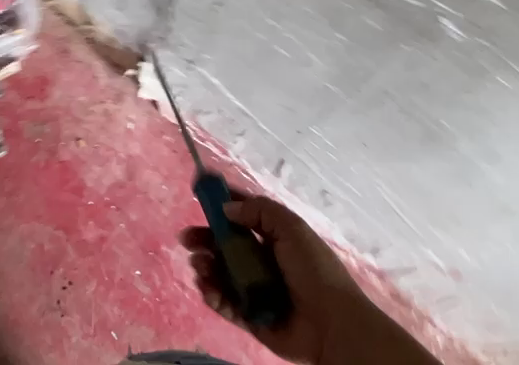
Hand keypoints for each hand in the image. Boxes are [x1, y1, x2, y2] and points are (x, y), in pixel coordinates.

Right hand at [182, 195, 438, 364]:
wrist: (332, 325)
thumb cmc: (313, 270)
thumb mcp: (291, 228)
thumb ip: (258, 211)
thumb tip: (226, 208)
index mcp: (272, 235)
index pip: (242, 213)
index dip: (221, 202)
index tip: (198, 192)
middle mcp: (260, 259)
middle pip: (224, 243)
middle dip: (203, 238)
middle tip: (187, 239)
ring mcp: (253, 287)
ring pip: (219, 272)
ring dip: (204, 266)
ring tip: (200, 266)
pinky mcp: (248, 315)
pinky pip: (224, 302)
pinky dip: (211, 294)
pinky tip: (207, 288)